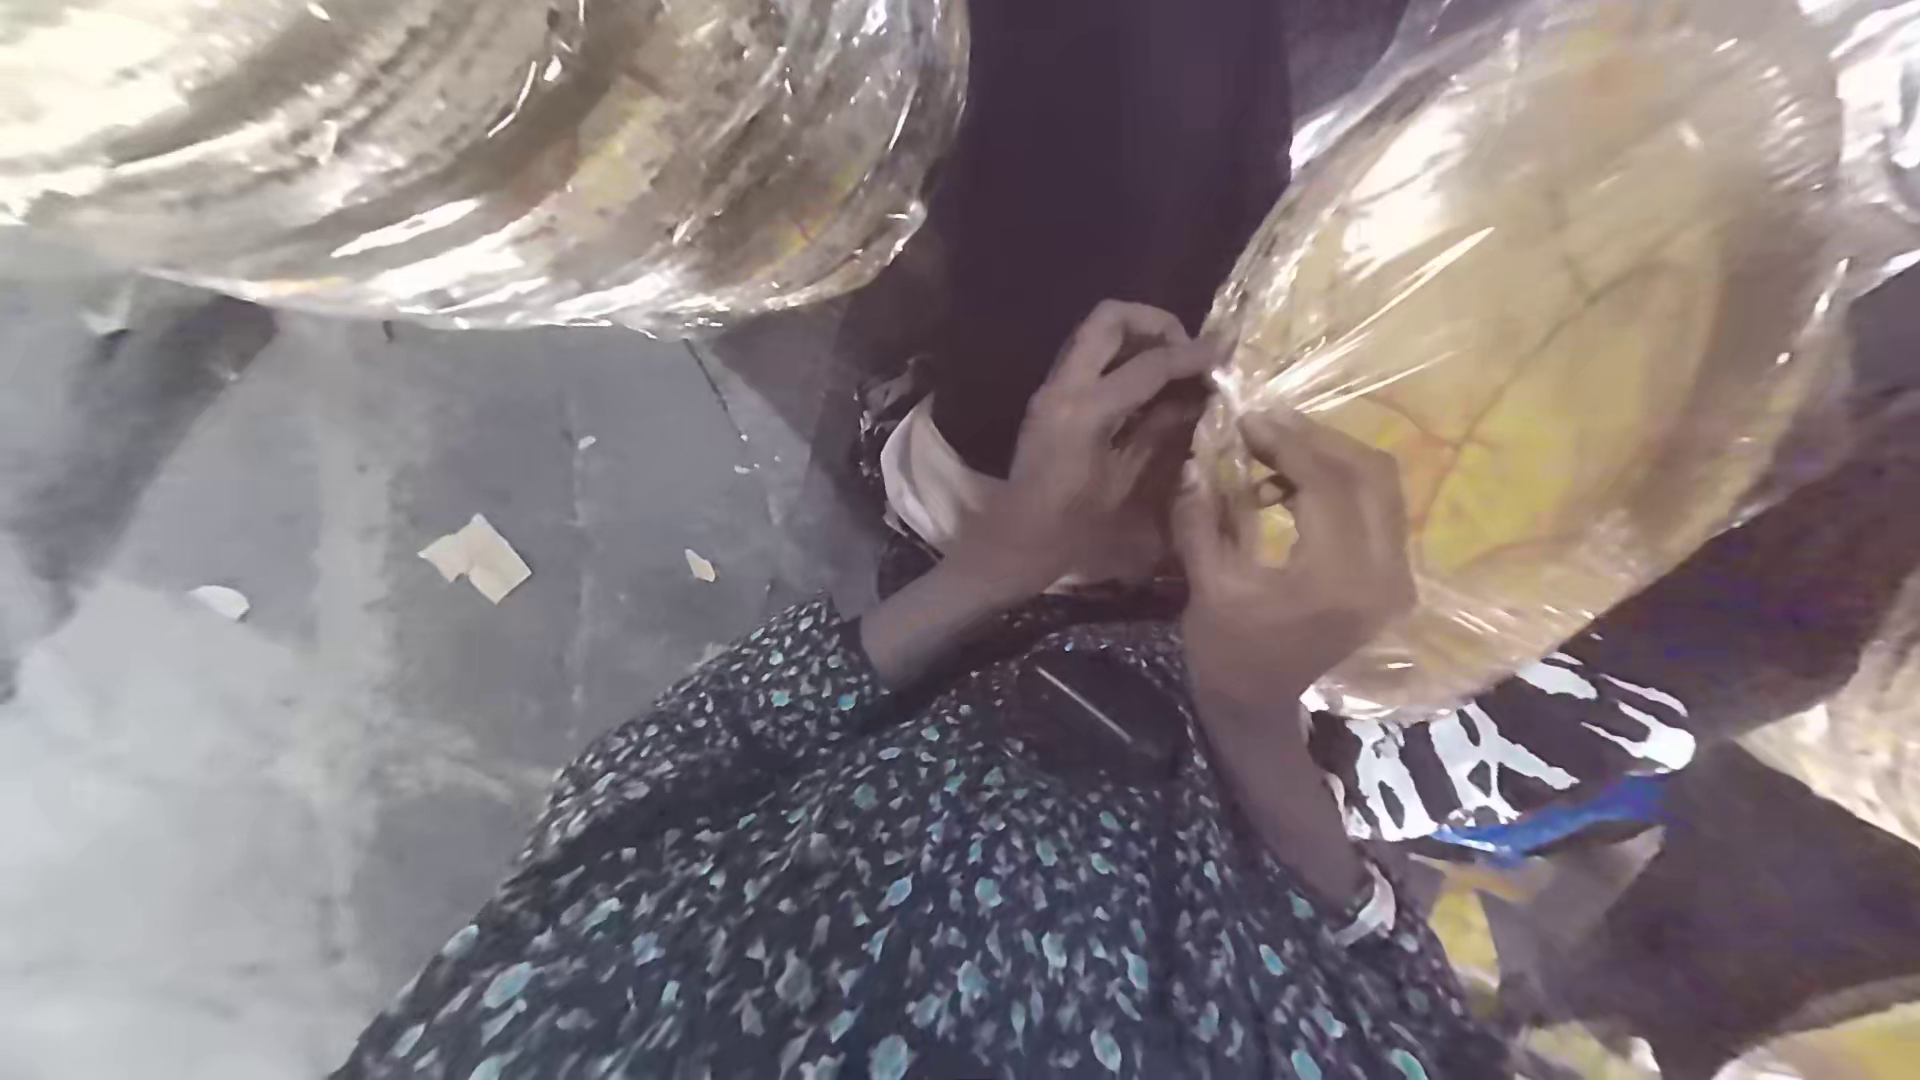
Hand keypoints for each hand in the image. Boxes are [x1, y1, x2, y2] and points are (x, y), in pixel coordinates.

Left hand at [953, 300, 1215, 596]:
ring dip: (1135, 337)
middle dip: (1155, 323)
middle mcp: (1063, 386)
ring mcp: (1050, 387)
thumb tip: (1195, 397)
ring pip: (1094, 331)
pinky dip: (1118, 357)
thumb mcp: (1126, 479)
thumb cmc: (1074, 523)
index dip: (1191, 355)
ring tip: (1168, 365)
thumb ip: (1161, 430)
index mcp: (1086, 411)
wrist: (1019, 535)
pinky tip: (1144, 385)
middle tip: (1184, 350)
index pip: (1149, 364)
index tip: (1222, 351)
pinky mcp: (1047, 396)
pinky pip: (1086, 357)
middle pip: (1109, 318)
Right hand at [1171, 410, 1412, 902]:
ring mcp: (1395, 576)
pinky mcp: (1389, 576)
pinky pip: (1375, 507)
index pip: (1329, 484)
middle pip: (1372, 474)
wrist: (1256, 702)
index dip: (1288, 443)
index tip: (1248, 419)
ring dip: (1329, 455)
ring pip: (1381, 486)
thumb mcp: (1207, 585)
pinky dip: (1336, 481)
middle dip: (1316, 438)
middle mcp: (1384, 574)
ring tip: (1275, 444)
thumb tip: (1193, 463)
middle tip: (1265, 423)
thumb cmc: (1226, 650)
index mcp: (1338, 579)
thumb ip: (1201, 520)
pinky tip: (1290, 481)